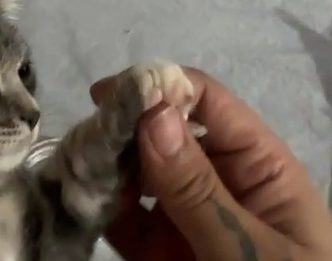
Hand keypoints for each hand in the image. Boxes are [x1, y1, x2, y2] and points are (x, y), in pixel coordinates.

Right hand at [89, 69, 331, 260]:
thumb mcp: (253, 254)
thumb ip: (201, 191)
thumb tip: (151, 112)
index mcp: (258, 166)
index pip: (205, 102)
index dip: (159, 87)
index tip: (106, 98)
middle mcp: (219, 182)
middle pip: (162, 132)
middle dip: (120, 131)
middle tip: (81, 144)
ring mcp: (190, 220)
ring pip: (137, 173)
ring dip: (104, 168)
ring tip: (73, 173)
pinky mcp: (165, 256)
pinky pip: (128, 221)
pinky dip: (101, 210)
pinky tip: (80, 206)